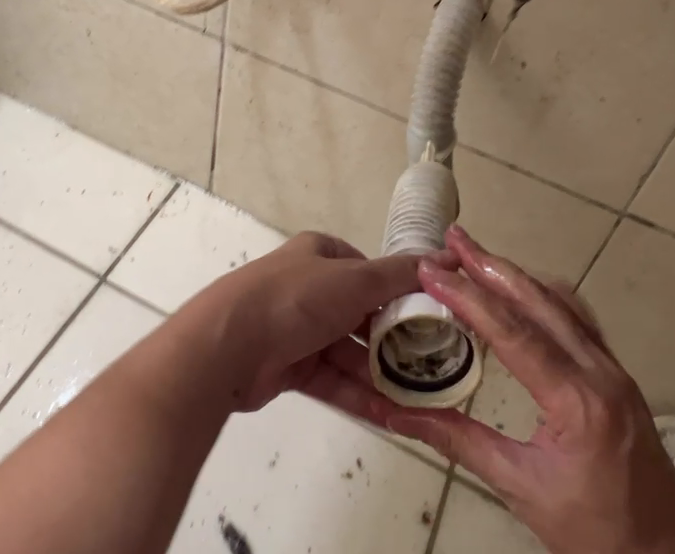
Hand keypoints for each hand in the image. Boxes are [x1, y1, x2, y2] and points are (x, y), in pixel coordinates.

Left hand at [177, 231, 450, 416]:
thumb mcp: (355, 280)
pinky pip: (333, 380)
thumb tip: (448, 255)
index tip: (434, 319)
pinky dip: (360, 396)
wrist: (226, 346)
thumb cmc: (295, 299)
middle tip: (435, 367)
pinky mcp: (289, 367)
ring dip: (383, 376)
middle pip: (363, 315)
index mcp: (321, 255)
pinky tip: (395, 418)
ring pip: (350, 353)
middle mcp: (310, 287)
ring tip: (423, 402)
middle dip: (396, 341)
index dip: (402, 293)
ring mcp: (298, 329)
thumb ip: (402, 274)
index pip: (371, 271)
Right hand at [380, 227, 674, 553]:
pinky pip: (579, 319)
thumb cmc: (595, 532)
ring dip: (518, 276)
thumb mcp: (521, 488)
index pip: (514, 332)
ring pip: (563, 304)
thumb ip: (460, 442)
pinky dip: (543, 296)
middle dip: (493, 266)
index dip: (469, 297)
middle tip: (454, 239)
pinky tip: (522, 291)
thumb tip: (398, 416)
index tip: (431, 270)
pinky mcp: (618, 375)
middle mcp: (601, 372)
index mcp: (578, 400)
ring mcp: (614, 370)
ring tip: (478, 256)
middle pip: (541, 302)